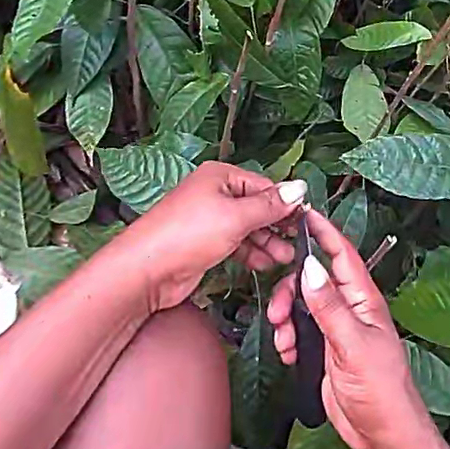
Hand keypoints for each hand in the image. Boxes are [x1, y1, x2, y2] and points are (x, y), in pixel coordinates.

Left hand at [112, 161, 303, 311]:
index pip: (264, 186)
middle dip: (278, 226)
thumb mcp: (236, 217)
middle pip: (257, 207)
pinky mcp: (205, 243)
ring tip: (286, 258)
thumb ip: (270, 205)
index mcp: (221, 176)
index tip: (305, 221)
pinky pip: (236, 243)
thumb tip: (300, 188)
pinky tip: (265, 263)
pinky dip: (251, 252)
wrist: (144, 272)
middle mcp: (215, 193)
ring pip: (248, 227)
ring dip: (267, 242)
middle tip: (298, 242)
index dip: (286, 204)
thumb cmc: (186, 235)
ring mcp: (209, 219)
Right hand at [267, 208, 428, 448]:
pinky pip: (300, 330)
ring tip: (284, 337)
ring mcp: (337, 328)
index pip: (342, 254)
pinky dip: (288, 337)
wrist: (383, 433)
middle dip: (290, 289)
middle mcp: (350, 308)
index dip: (324, 232)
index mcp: (363, 299)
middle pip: (314, 279)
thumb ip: (329, 307)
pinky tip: (289, 352)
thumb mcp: (352, 345)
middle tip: (278, 310)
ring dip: (286, 317)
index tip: (304, 214)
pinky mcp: (326, 349)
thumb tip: (310, 268)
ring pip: (303, 305)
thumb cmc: (381, 389)